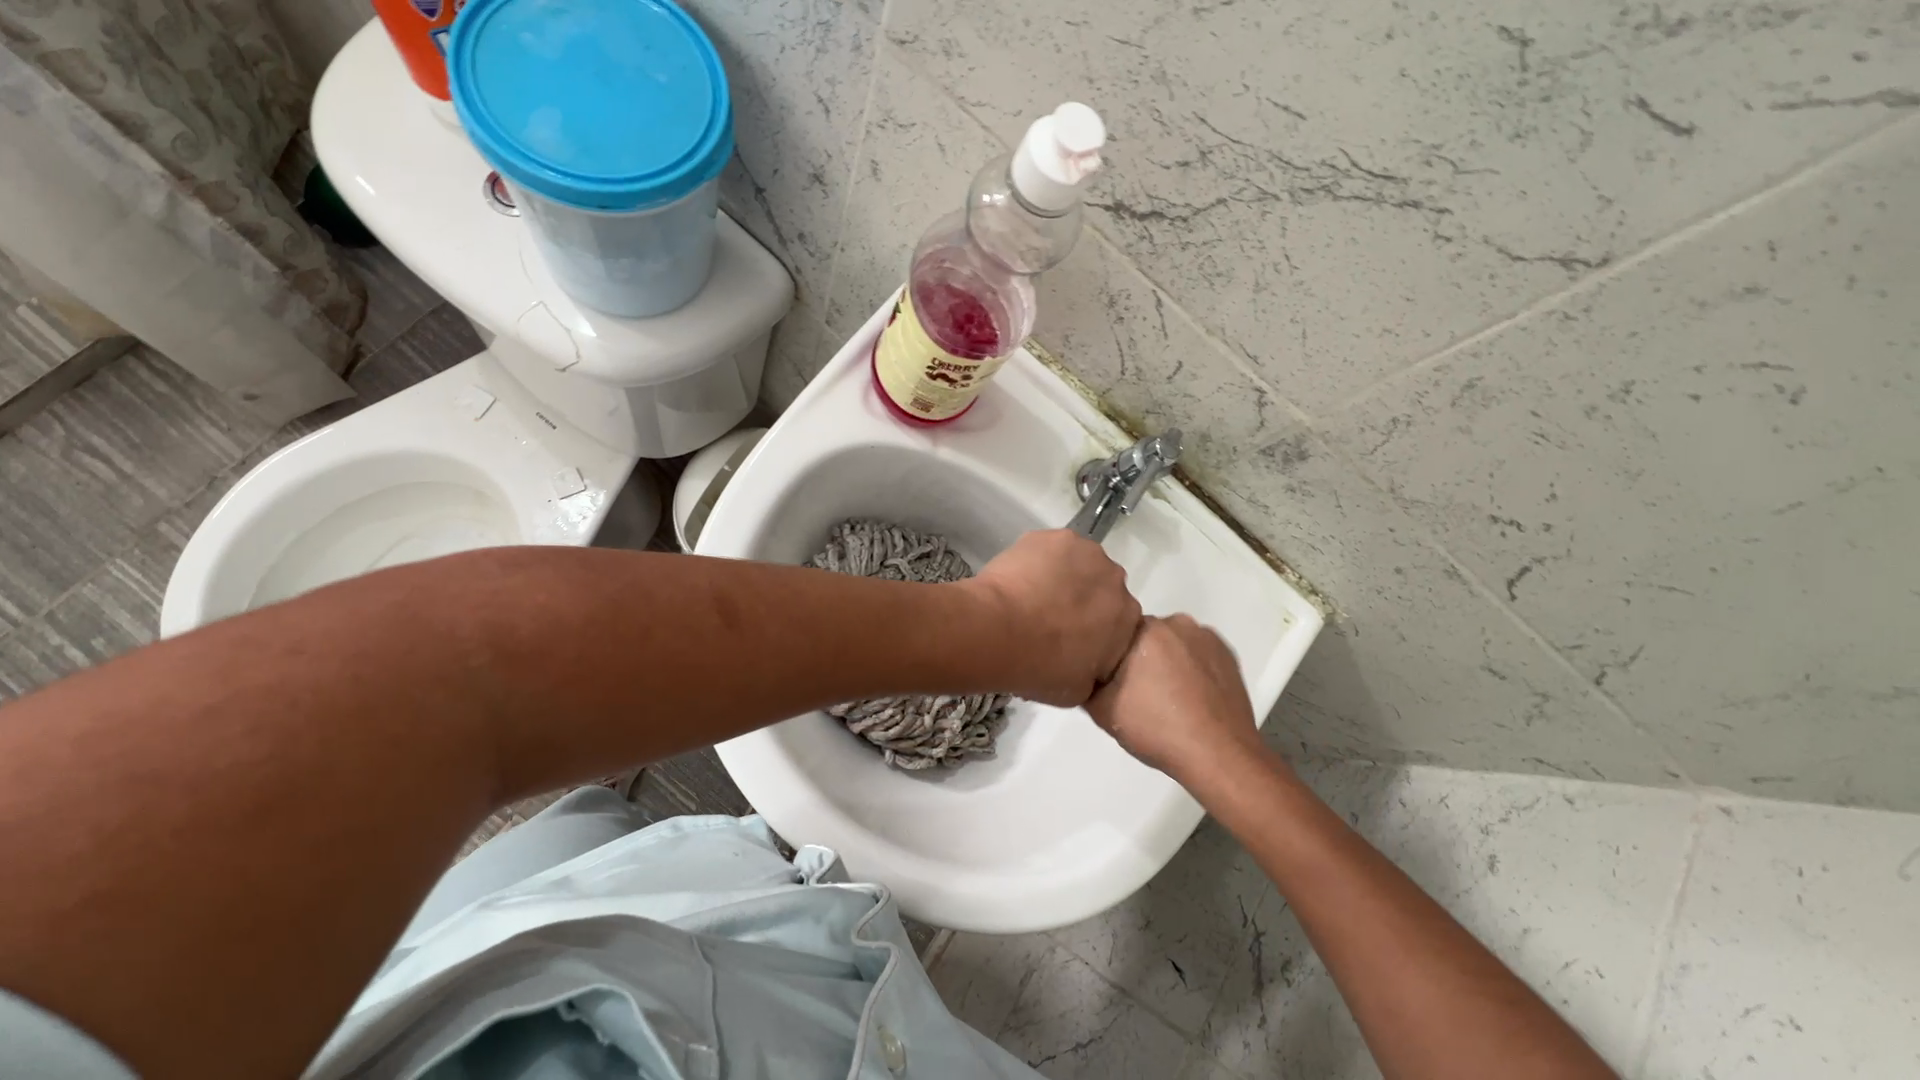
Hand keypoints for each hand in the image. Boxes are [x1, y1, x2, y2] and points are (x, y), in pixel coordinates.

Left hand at [967, 529, 1141, 706]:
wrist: (997, 632)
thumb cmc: (1039, 667)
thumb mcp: (1077, 692)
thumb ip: (1093, 674)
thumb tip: (1088, 666)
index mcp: (1127, 619)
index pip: (1118, 624)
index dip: (1094, 631)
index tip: (1071, 641)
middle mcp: (1115, 580)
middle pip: (1101, 589)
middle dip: (1081, 601)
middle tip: (1049, 618)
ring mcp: (1086, 552)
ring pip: (1078, 564)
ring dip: (1062, 577)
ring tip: (1031, 597)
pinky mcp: (1054, 537)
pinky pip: (1051, 549)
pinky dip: (1038, 560)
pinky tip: (1018, 579)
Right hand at [1085, 615, 1263, 778]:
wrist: (1219, 755)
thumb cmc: (1158, 729)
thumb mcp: (1102, 711)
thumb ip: (1086, 683)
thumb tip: (1084, 672)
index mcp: (1145, 629)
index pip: (1116, 633)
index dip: (1111, 658)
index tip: (1113, 682)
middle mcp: (1178, 623)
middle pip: (1147, 636)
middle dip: (1140, 658)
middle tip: (1138, 694)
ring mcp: (1208, 638)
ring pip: (1174, 645)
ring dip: (1167, 662)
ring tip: (1167, 699)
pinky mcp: (1229, 655)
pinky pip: (1199, 655)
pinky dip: (1192, 670)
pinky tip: (1191, 699)